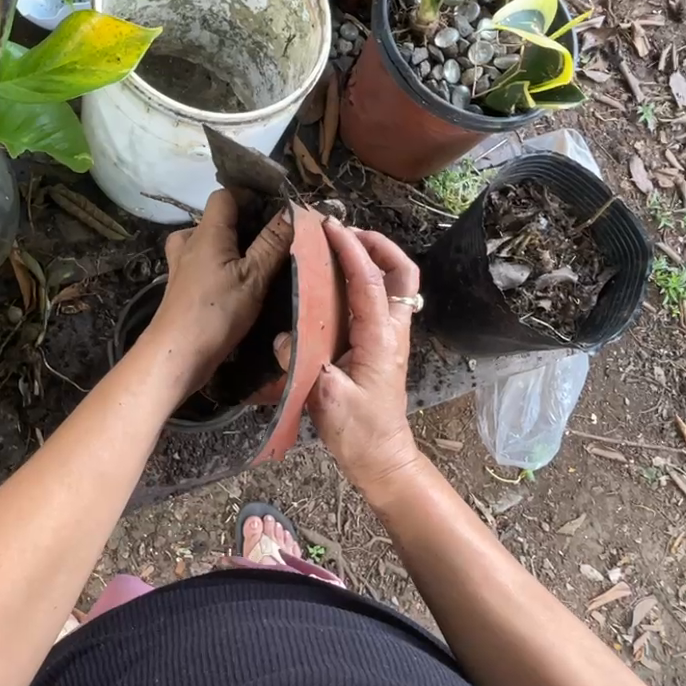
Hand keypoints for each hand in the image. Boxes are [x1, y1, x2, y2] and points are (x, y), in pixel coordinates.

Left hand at [138, 191, 292, 395]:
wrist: (176, 355)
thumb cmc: (215, 312)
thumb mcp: (254, 278)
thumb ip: (273, 244)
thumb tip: (291, 211)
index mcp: (206, 232)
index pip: (225, 195)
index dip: (249, 197)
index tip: (274, 211)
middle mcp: (188, 242)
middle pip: (216, 218)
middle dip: (243, 224)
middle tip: (272, 240)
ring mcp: (180, 266)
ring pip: (207, 242)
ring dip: (229, 247)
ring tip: (255, 263)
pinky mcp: (180, 287)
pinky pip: (202, 264)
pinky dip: (219, 266)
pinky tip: (236, 285)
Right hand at [285, 219, 426, 500]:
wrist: (380, 458)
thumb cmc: (358, 432)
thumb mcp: (326, 399)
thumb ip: (304, 363)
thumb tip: (284, 336)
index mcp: (380, 338)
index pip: (369, 280)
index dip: (351, 249)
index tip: (329, 227)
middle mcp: (392, 330)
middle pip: (401, 272)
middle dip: (377, 244)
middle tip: (343, 232)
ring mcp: (390, 337)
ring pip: (396, 284)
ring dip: (374, 259)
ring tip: (339, 248)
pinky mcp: (381, 346)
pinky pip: (381, 300)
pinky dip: (366, 279)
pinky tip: (335, 284)